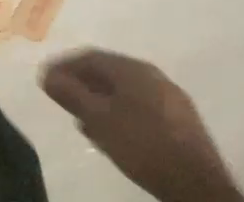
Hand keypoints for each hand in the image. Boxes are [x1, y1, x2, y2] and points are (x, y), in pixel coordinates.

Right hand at [42, 49, 243, 201]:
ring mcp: (171, 99)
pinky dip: (119, 113)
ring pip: (125, 92)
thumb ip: (71, 95)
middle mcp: (153, 76)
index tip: (46, 79)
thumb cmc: (142, 144)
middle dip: (82, 84)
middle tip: (63, 98)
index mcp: (134, 69)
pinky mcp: (180, 123)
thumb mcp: (99, 119)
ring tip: (83, 119)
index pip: (90, 57)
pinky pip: (140, 108)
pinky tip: (112, 132)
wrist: (197, 187)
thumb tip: (47, 75)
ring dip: (100, 101)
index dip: (64, 66)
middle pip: (109, 72)